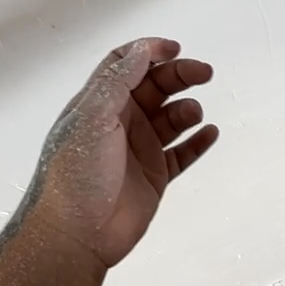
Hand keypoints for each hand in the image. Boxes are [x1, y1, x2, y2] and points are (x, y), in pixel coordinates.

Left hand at [19, 37, 217, 268]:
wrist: (74, 237)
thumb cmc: (75, 174)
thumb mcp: (91, 119)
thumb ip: (118, 82)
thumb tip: (142, 50)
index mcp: (100, 104)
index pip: (125, 64)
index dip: (149, 51)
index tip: (174, 49)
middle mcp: (121, 122)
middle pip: (156, 86)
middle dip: (180, 74)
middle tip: (204, 72)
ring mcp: (139, 149)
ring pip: (172, 117)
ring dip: (188, 109)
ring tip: (193, 114)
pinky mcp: (155, 176)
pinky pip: (183, 153)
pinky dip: (198, 141)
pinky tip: (210, 133)